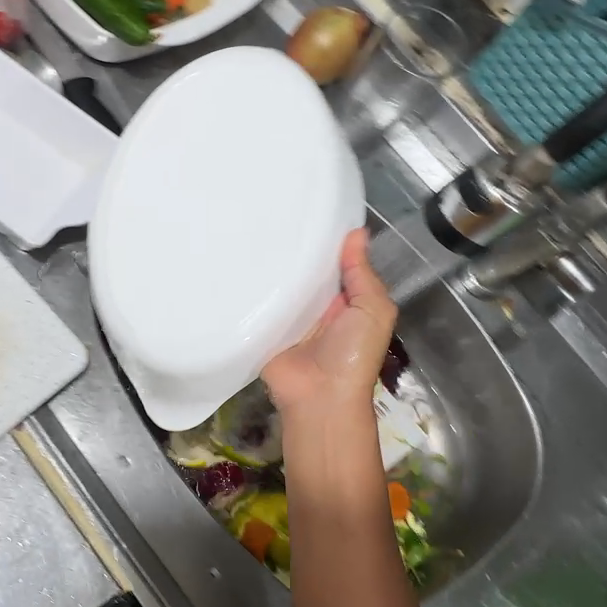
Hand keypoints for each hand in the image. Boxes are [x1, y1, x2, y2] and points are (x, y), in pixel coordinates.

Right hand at [261, 228, 396, 415]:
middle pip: (304, 274)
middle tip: (271, 217)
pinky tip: (234, 269)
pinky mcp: (263, 332)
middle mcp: (316, 308)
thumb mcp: (373, 310)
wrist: (319, 397)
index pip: (335, 264)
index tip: (309, 210)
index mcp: (346, 301)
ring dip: (266, 270)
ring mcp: (287, 320)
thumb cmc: (353, 354)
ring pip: (278, 288)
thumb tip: (356, 232)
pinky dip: (247, 294)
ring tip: (249, 234)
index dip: (326, 241)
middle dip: (292, 250)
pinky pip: (255, 308)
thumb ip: (362, 274)